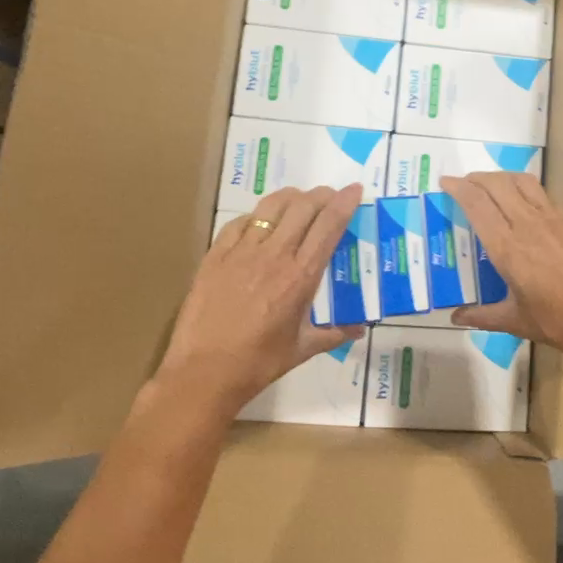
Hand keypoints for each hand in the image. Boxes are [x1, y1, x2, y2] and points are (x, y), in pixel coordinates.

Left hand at [154, 185, 364, 414]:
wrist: (203, 372)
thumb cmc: (258, 364)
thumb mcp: (301, 349)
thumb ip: (333, 333)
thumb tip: (358, 328)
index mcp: (300, 277)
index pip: (328, 226)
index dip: (345, 203)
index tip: (355, 190)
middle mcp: (274, 255)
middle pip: (302, 207)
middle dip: (321, 195)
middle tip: (329, 196)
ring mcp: (241, 252)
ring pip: (270, 207)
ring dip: (290, 197)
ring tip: (298, 199)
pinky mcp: (215, 256)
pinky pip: (238, 223)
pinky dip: (255, 216)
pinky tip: (259, 221)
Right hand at [440, 172, 562, 367]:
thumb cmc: (560, 322)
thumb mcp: (516, 322)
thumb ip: (483, 315)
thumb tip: (455, 316)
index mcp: (508, 248)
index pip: (477, 205)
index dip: (458, 188)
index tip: (446, 182)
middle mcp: (528, 225)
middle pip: (497, 184)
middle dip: (477, 178)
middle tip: (465, 183)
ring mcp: (555, 219)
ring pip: (523, 182)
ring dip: (502, 177)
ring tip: (493, 185)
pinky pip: (545, 198)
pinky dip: (528, 194)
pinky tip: (528, 210)